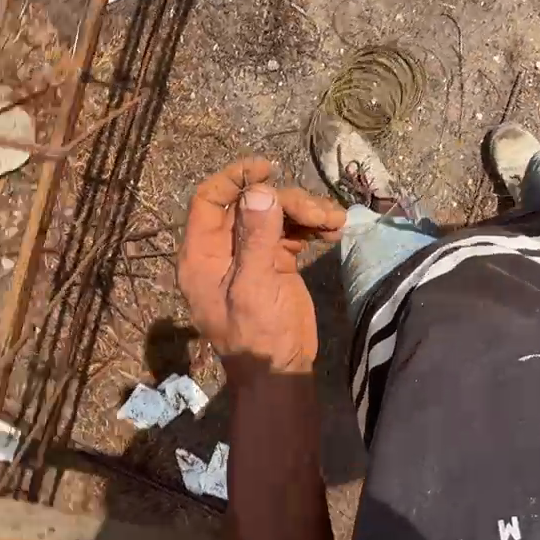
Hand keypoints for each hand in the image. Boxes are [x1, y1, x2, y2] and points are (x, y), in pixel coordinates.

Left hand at [178, 157, 345, 375]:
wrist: (281, 372)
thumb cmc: (259, 336)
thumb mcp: (254, 287)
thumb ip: (256, 238)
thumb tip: (261, 191)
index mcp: (203, 255)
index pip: (209, 201)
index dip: (234, 178)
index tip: (267, 168)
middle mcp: (223, 250)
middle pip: (252, 205)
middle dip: (288, 203)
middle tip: (321, 215)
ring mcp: (251, 255)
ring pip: (276, 215)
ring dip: (307, 213)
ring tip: (335, 223)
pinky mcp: (276, 262)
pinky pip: (292, 232)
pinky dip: (312, 228)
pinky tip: (333, 233)